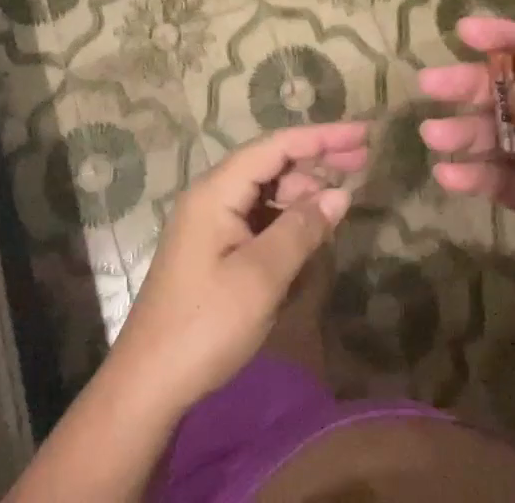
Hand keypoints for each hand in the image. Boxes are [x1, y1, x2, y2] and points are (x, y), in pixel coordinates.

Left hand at [103, 122, 366, 412]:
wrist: (150, 381)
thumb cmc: (206, 324)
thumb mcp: (262, 276)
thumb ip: (302, 229)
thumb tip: (339, 194)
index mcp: (215, 193)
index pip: (275, 146)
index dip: (321, 136)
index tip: (365, 133)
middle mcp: (210, 199)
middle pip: (269, 165)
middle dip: (315, 163)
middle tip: (363, 165)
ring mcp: (209, 226)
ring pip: (264, 195)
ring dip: (302, 198)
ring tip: (339, 210)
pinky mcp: (212, 252)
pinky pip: (256, 223)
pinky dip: (286, 225)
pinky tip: (309, 240)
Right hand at [418, 18, 514, 355]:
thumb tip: (514, 90)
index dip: (510, 40)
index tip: (466, 31)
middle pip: (514, 93)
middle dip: (474, 84)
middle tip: (432, 83)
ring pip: (498, 135)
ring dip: (465, 131)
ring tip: (434, 133)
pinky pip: (497, 181)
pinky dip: (472, 176)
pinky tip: (449, 175)